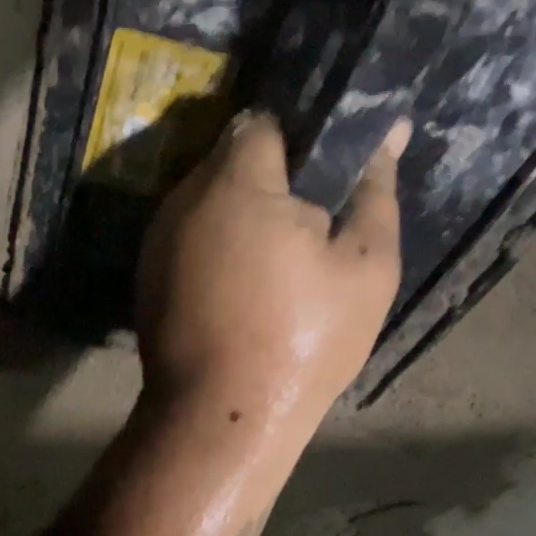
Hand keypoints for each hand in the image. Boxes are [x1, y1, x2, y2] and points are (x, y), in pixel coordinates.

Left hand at [136, 112, 410, 435]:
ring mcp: (157, 234)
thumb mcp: (366, 266)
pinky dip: (214, 242)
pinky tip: (240, 285)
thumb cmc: (304, 338)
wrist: (223, 413)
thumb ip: (374, 190)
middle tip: (310, 224)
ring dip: (240, 211)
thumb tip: (388, 133)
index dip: (299, 138)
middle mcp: (184, 196)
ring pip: (207, 196)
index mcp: (236, 182)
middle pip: (231, 158)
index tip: (325, 174)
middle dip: (270, 177)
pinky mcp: (146, 269)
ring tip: (277, 261)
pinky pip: (188, 232)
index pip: (264, 122)